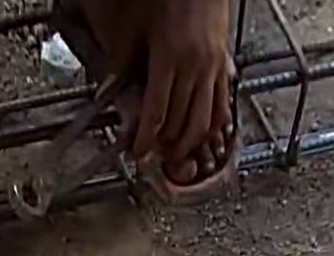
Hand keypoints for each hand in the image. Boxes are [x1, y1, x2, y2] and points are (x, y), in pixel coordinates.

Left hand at [134, 0, 234, 171]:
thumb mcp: (135, 24)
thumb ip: (122, 60)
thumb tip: (109, 88)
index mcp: (168, 56)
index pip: (156, 112)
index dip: (146, 139)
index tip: (139, 153)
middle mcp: (193, 67)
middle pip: (178, 124)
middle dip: (164, 145)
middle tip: (153, 153)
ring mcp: (212, 71)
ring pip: (201, 124)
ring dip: (187, 145)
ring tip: (174, 152)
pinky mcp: (224, 71)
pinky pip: (220, 111)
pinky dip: (209, 130)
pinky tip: (198, 136)